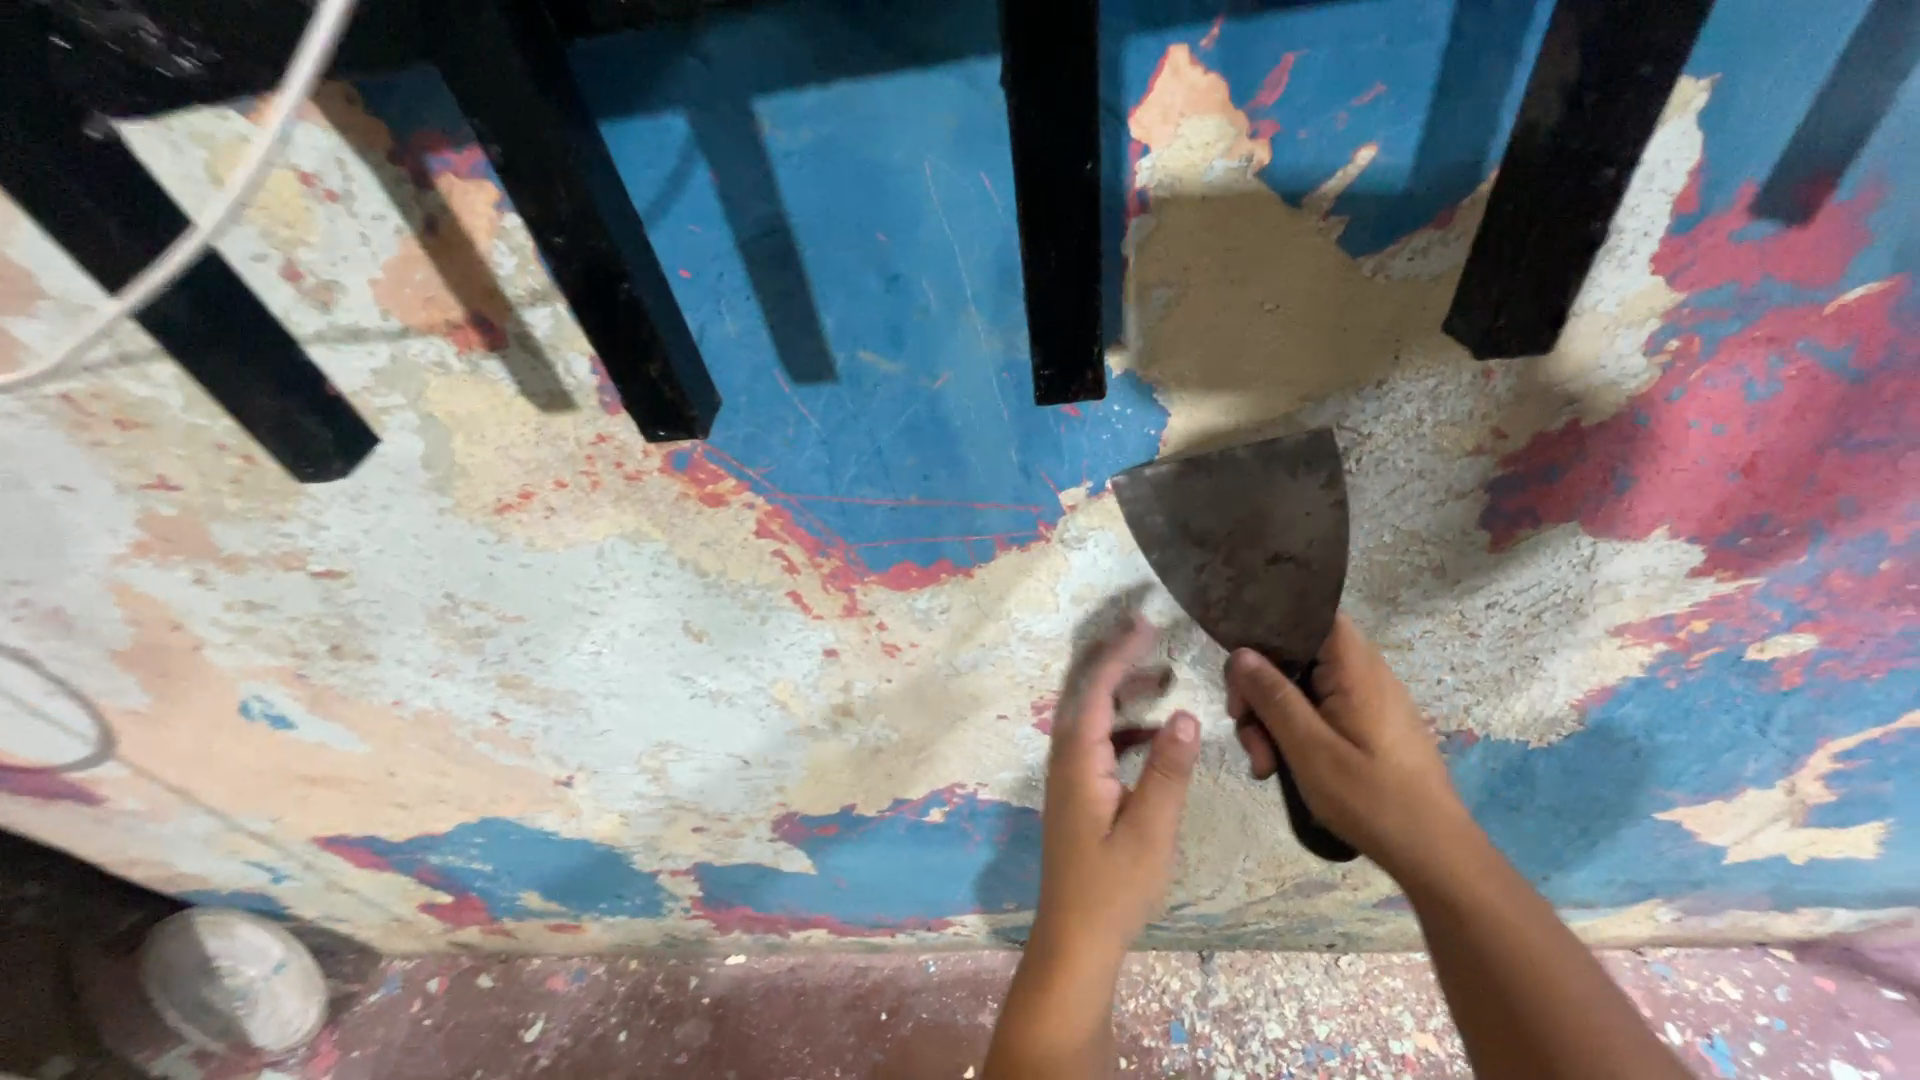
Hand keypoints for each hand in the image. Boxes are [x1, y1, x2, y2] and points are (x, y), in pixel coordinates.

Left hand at [1033, 614, 1200, 967]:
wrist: (1075, 937)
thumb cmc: (1113, 887)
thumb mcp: (1151, 829)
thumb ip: (1168, 770)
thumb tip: (1185, 714)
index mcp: (1078, 758)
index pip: (1096, 687)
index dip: (1120, 651)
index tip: (1145, 620)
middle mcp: (1065, 757)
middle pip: (1085, 691)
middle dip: (1115, 658)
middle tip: (1151, 632)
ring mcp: (1068, 775)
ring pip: (1091, 715)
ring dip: (1121, 690)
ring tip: (1163, 676)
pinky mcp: (1076, 791)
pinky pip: (1097, 740)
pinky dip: (1122, 724)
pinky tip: (1153, 731)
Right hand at [1224, 614, 1471, 878]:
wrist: (1435, 854)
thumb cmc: (1372, 798)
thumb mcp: (1309, 749)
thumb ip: (1273, 697)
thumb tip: (1240, 653)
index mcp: (1355, 668)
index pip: (1310, 615)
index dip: (1269, 631)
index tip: (1242, 672)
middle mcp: (1364, 673)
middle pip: (1295, 656)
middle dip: (1260, 692)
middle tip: (1245, 732)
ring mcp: (1367, 700)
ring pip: (1301, 688)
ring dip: (1272, 720)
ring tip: (1264, 765)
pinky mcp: (1367, 725)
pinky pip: (1319, 711)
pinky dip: (1294, 733)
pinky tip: (1281, 768)